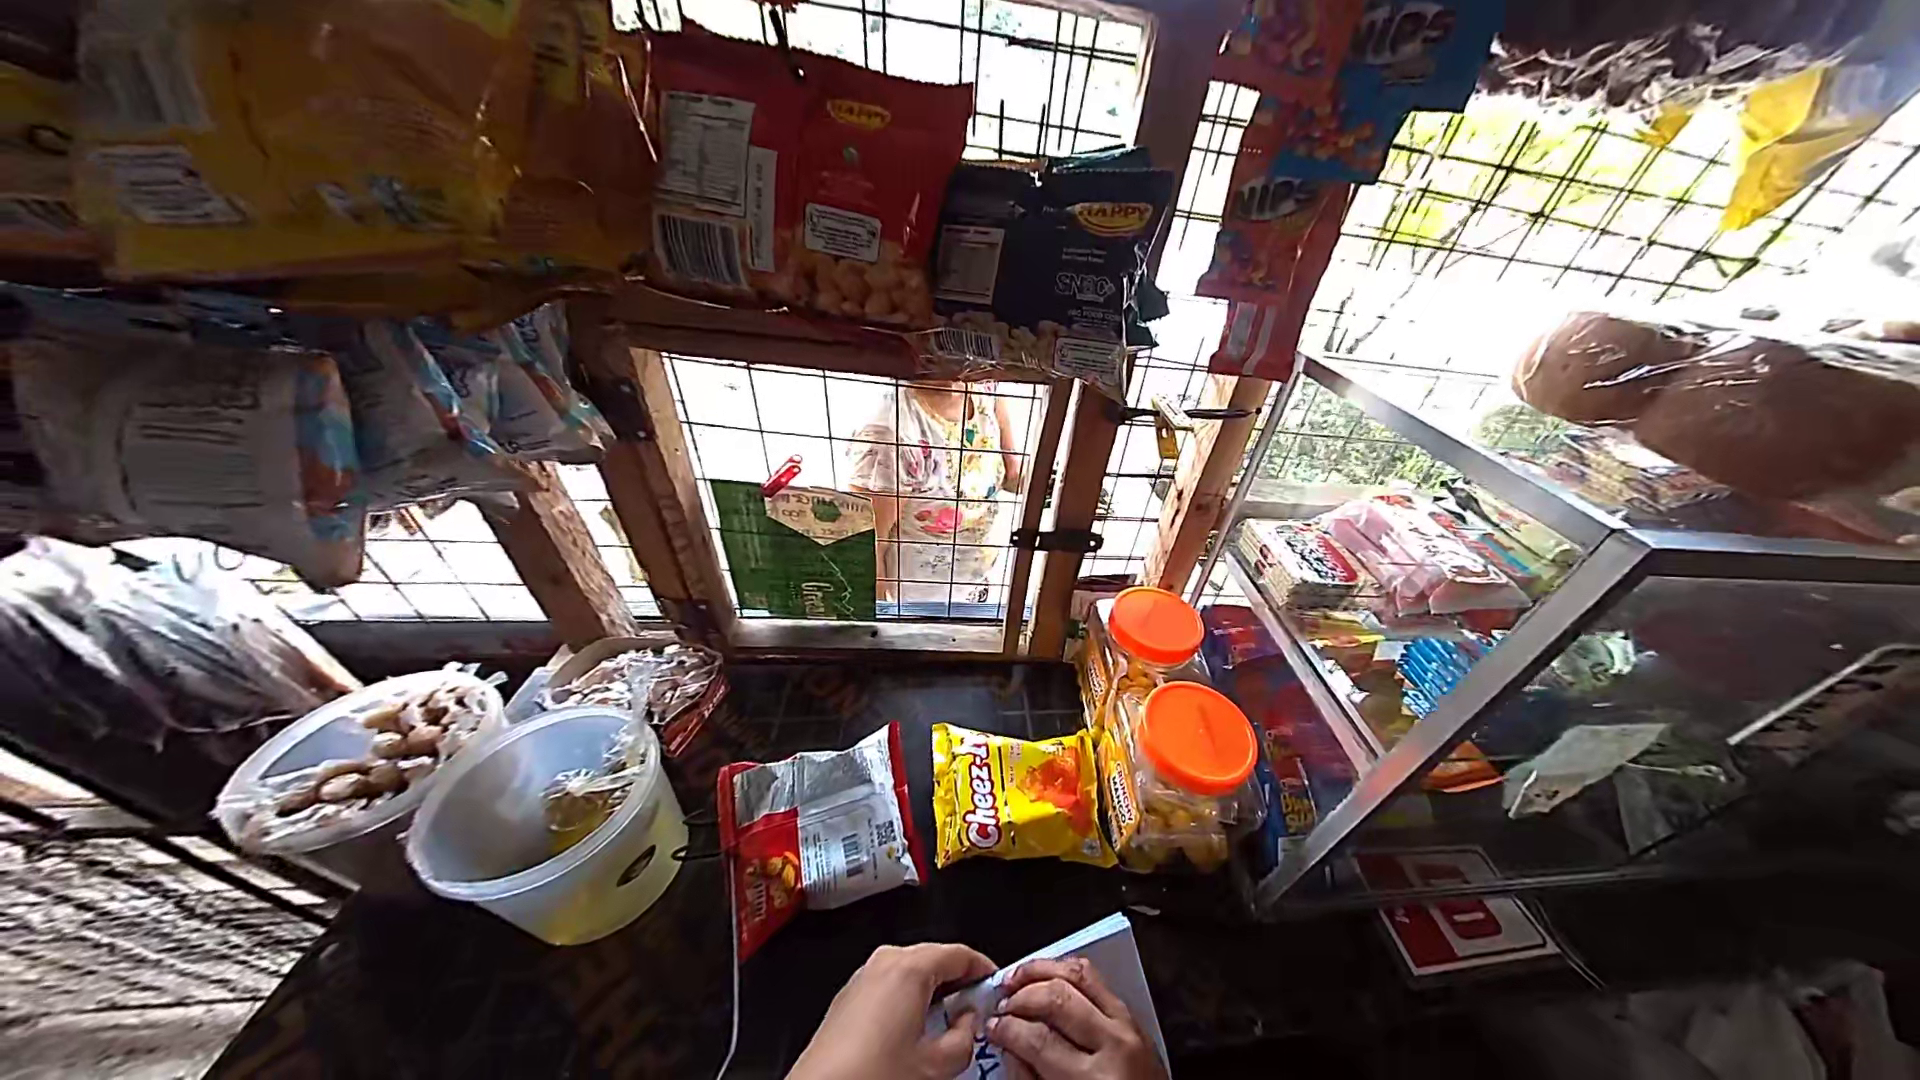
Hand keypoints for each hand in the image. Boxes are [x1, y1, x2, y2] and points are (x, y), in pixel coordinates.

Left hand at [787, 943, 997, 1079]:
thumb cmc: (872, 1077)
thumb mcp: (935, 1066)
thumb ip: (964, 1039)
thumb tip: (968, 1024)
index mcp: (911, 967)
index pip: (960, 954)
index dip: (982, 969)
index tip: (994, 985)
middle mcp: (886, 960)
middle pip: (935, 958)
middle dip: (957, 982)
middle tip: (975, 1009)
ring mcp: (865, 974)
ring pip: (912, 970)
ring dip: (933, 991)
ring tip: (946, 1025)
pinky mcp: (850, 993)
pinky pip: (890, 983)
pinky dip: (908, 998)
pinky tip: (914, 1031)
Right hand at [985, 958, 1166, 1079]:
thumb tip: (1010, 1047)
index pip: (1040, 1040)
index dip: (1008, 1030)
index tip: (991, 1028)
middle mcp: (1114, 1046)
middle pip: (1056, 999)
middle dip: (1021, 997)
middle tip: (1001, 1004)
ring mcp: (1127, 1025)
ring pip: (1076, 975)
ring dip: (1040, 971)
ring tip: (1016, 978)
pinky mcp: (1133, 1016)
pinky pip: (1095, 976)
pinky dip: (1066, 968)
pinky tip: (1047, 974)